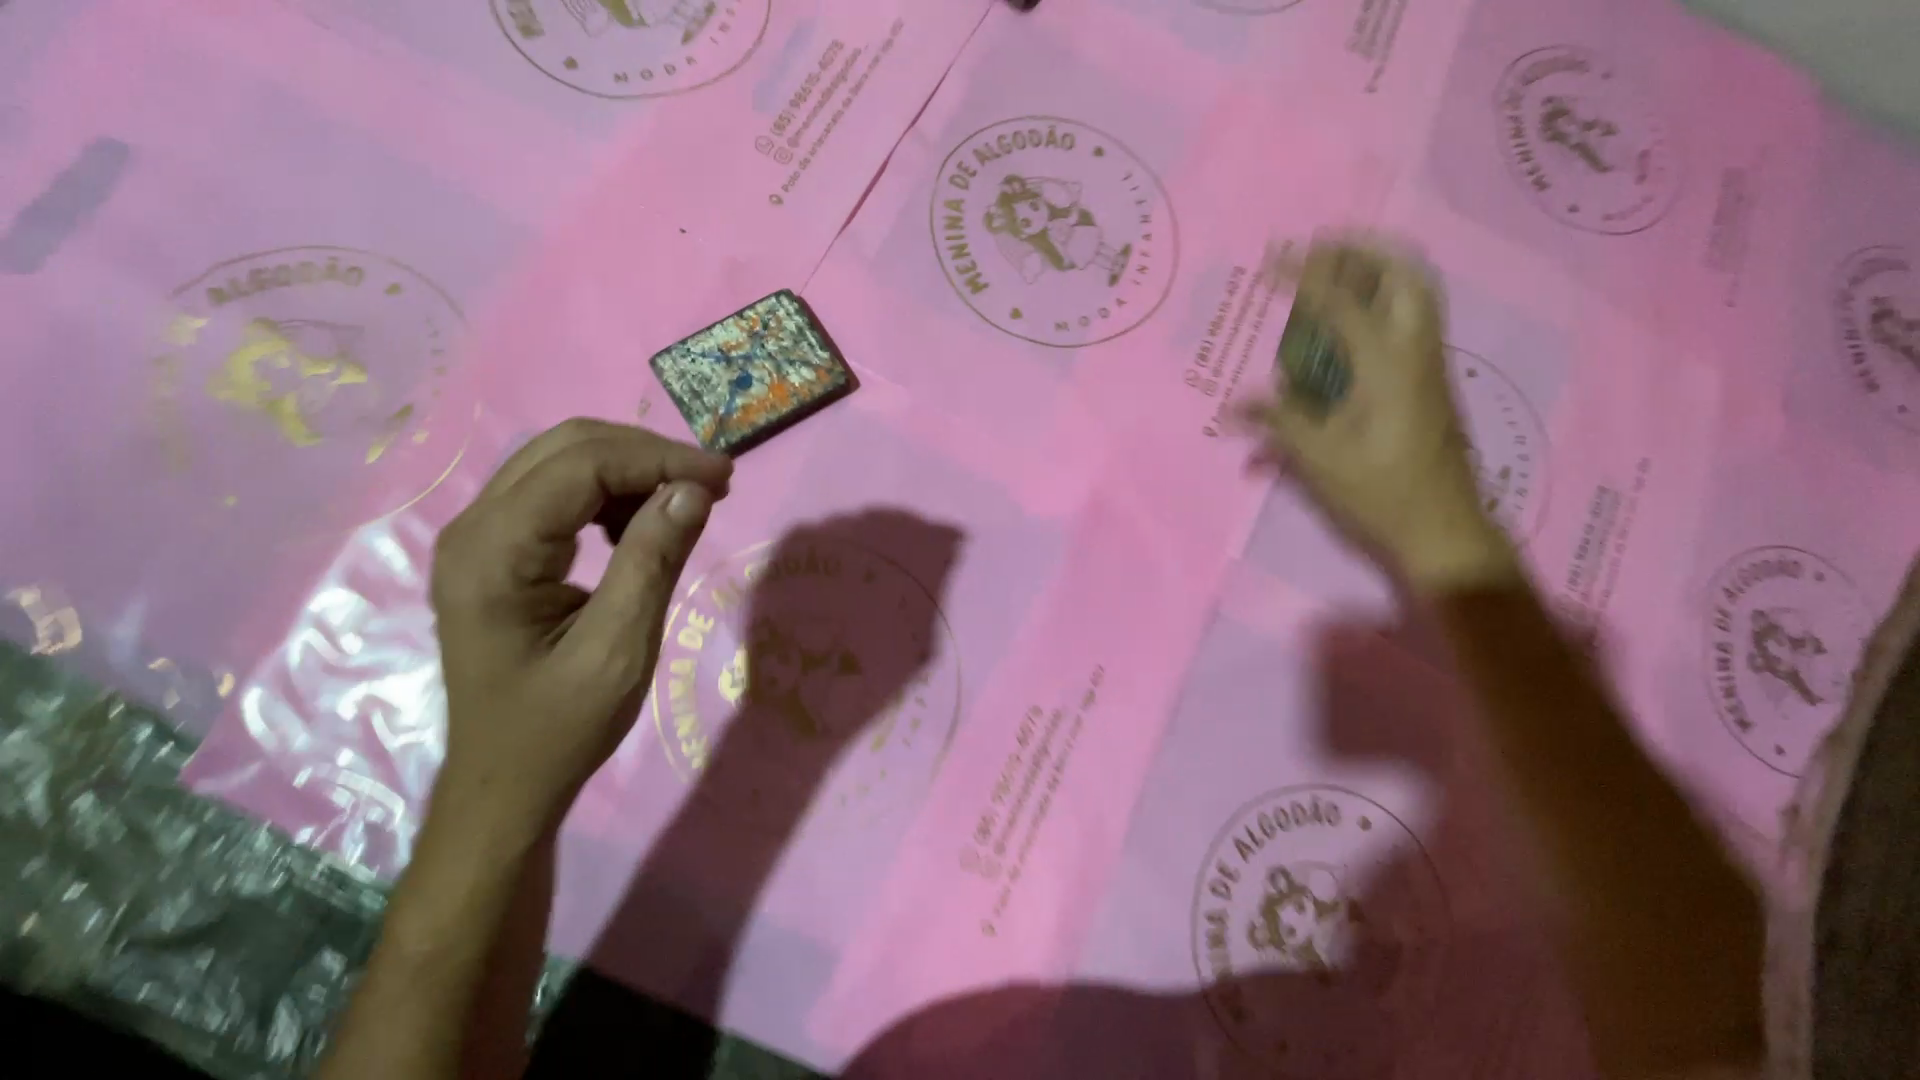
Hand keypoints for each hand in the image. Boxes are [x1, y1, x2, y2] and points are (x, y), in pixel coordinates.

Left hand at [428, 419, 732, 835]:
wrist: (505, 782)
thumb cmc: (561, 727)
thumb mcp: (620, 650)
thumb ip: (653, 562)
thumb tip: (695, 490)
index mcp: (494, 553)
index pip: (582, 466)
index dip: (660, 460)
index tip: (725, 479)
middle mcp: (474, 528)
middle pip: (567, 448)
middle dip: (647, 455)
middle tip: (712, 485)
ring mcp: (478, 537)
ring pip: (561, 462)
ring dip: (630, 470)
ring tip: (685, 503)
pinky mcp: (494, 551)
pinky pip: (555, 493)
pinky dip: (607, 494)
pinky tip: (641, 527)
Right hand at [1238, 238, 1517, 593]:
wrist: (1444, 526)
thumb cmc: (1381, 493)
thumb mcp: (1320, 460)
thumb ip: (1278, 422)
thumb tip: (1234, 405)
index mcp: (1388, 366)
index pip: (1344, 302)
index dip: (1304, 277)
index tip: (1270, 262)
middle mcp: (1417, 350)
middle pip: (1403, 272)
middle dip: (1359, 250)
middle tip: (1316, 250)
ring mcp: (1430, 362)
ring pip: (1416, 290)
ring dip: (1377, 268)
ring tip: (1332, 270)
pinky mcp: (1431, 377)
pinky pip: (1412, 315)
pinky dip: (1384, 296)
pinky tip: (1349, 317)